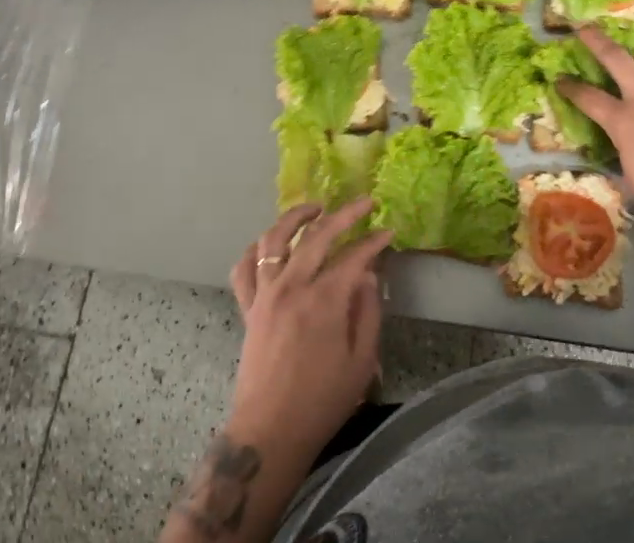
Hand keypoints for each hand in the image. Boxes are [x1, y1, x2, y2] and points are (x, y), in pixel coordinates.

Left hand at [226, 199, 390, 457]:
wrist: (271, 430)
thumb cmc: (323, 400)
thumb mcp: (361, 360)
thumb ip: (367, 312)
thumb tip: (368, 275)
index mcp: (324, 301)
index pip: (354, 257)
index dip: (374, 241)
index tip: (388, 232)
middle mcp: (291, 288)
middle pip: (317, 236)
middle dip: (343, 214)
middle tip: (363, 202)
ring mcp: (264, 295)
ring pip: (273, 239)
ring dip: (294, 217)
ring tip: (315, 209)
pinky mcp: (247, 308)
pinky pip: (244, 267)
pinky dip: (256, 249)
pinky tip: (271, 243)